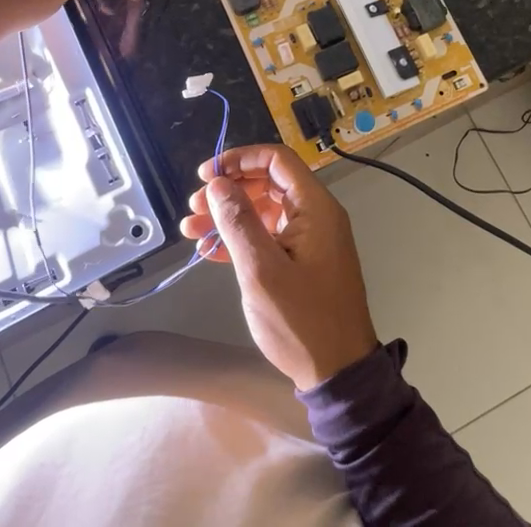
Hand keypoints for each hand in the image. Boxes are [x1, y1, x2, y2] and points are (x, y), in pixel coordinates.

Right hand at [179, 145, 379, 390]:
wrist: (338, 371)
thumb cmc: (301, 319)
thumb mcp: (262, 270)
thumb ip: (238, 222)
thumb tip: (219, 184)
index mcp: (315, 208)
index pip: (277, 160)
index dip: (240, 159)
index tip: (207, 175)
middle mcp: (315, 216)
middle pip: (268, 183)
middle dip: (229, 190)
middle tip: (194, 207)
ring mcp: (309, 240)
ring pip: (264, 211)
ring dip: (228, 216)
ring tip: (191, 230)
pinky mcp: (302, 262)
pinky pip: (268, 236)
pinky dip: (240, 239)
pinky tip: (209, 251)